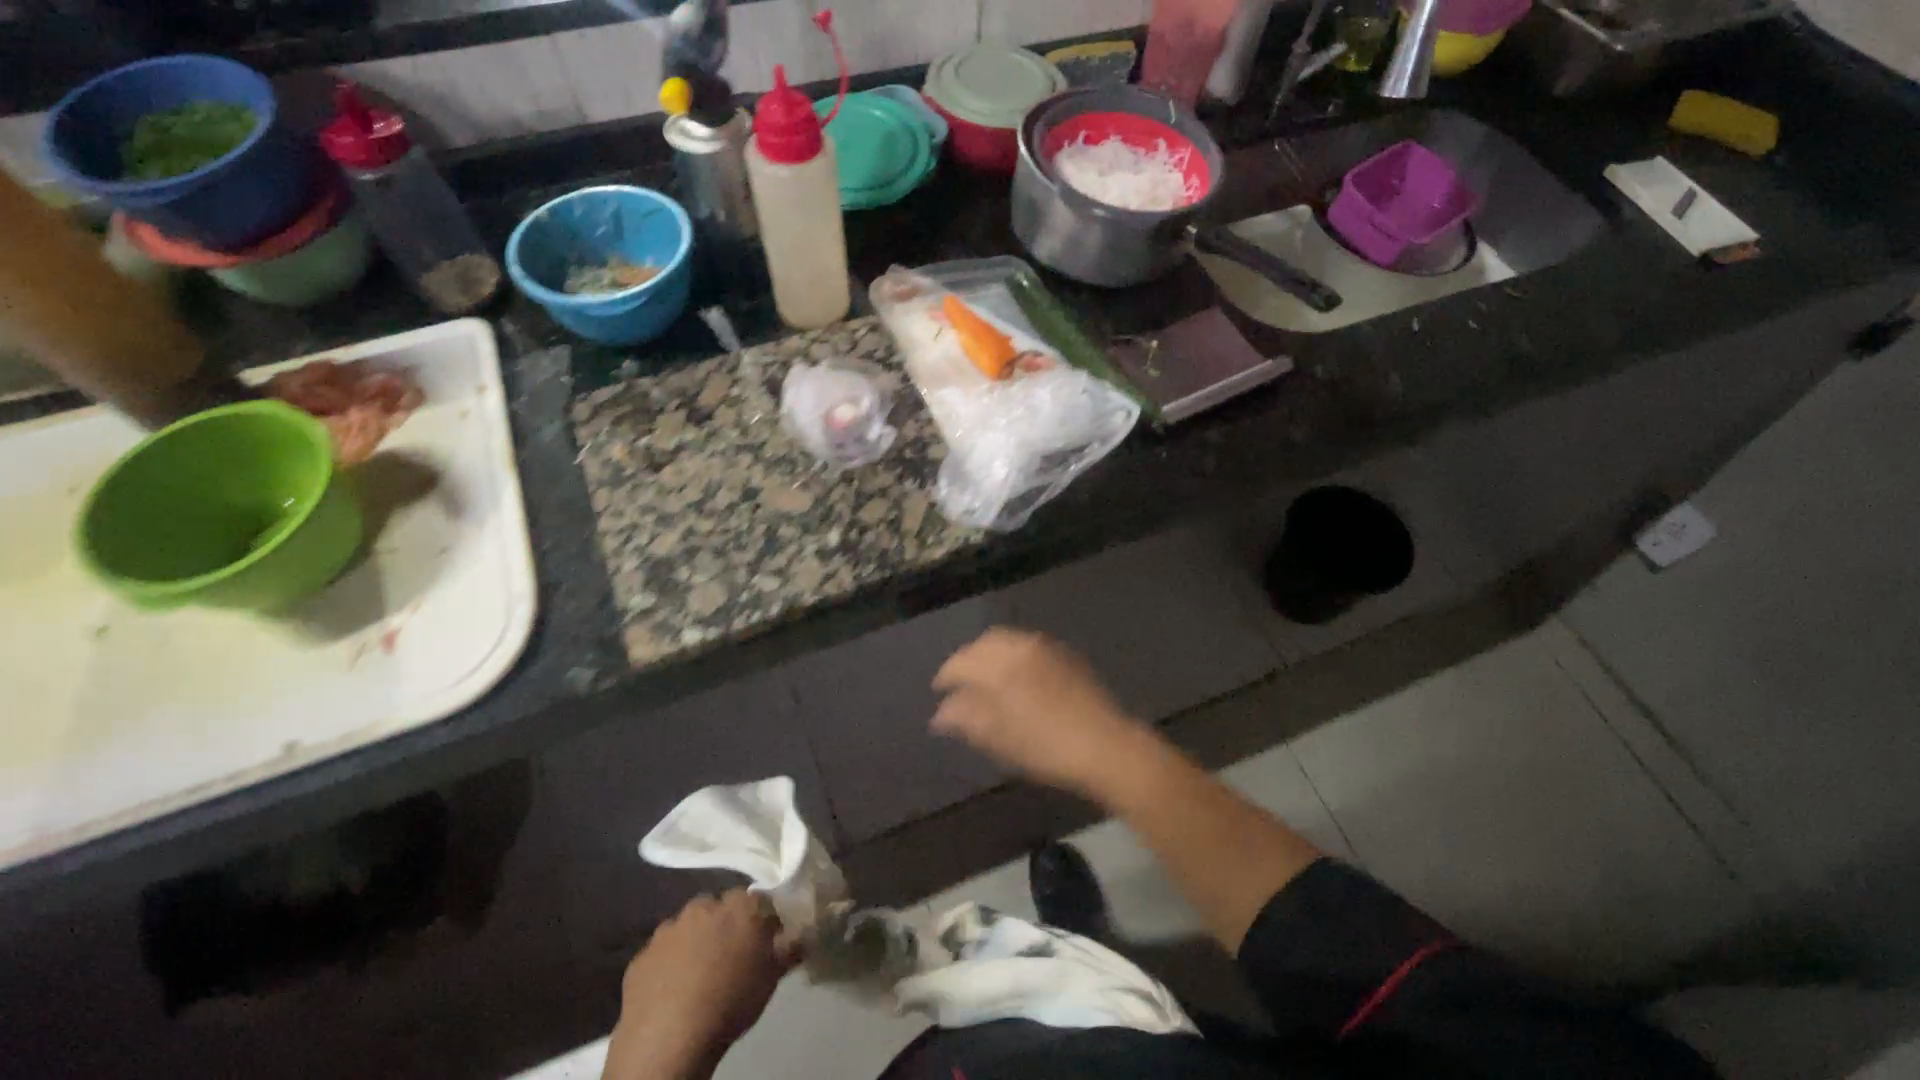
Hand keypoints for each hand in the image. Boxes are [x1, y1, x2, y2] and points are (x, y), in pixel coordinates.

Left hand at [606, 890, 796, 1079]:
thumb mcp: (771, 979)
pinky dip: (671, 962)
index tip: (766, 940)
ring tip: (701, 975)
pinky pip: (663, 951)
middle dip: (726, 925)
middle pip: (719, 908)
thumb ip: (788, 951)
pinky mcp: (642, 953)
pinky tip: (675, 988)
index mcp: (740, 907)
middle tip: (732, 956)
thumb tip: (801, 937)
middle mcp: (703, 907)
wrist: (670, 1035)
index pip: (758, 900)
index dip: (762, 919)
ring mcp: (668, 928)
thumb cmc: (732, 1001)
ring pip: (688, 926)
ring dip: (696, 941)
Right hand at [931, 628, 1162, 797]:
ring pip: (1008, 641)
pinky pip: (1029, 647)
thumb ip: (966, 718)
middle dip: (968, 659)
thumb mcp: (999, 738)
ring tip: (984, 681)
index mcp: (1001, 664)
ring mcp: (1048, 648)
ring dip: (990, 655)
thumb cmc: (1047, 748)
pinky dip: (1012, 656)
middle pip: (984, 643)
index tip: (938, 692)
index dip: (946, 676)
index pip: (961, 661)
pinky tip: (1014, 679)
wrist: (1108, 747)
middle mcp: (1022, 646)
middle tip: (959, 683)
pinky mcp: (1067, 657)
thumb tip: (941, 712)